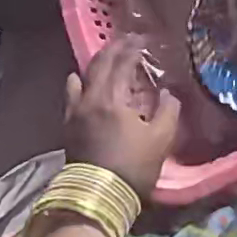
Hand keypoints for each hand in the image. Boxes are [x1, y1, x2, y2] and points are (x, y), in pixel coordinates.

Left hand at [64, 35, 180, 198]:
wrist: (98, 197)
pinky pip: (72, 95)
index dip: (132, 49)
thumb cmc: (133, 166)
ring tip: (105, 59)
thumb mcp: (161, 139)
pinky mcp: (68, 126)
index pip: (122, 64)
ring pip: (81, 77)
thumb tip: (167, 94)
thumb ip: (168, 111)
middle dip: (113, 50)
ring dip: (95, 64)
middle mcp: (89, 99)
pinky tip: (81, 82)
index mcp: (112, 99)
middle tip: (125, 41)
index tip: (142, 39)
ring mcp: (75, 113)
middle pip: (98, 65)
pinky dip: (79, 82)